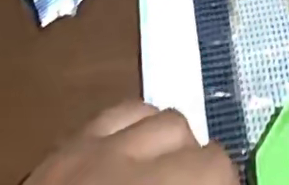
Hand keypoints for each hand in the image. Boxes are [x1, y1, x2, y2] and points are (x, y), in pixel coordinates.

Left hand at [26, 102, 238, 184]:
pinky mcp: (71, 140)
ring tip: (169, 179)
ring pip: (168, 119)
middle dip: (208, 176)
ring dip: (178, 149)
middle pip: (202, 149)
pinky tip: (136, 156)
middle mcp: (130, 169)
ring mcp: (98, 147)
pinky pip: (123, 110)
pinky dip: (139, 128)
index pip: (217, 171)